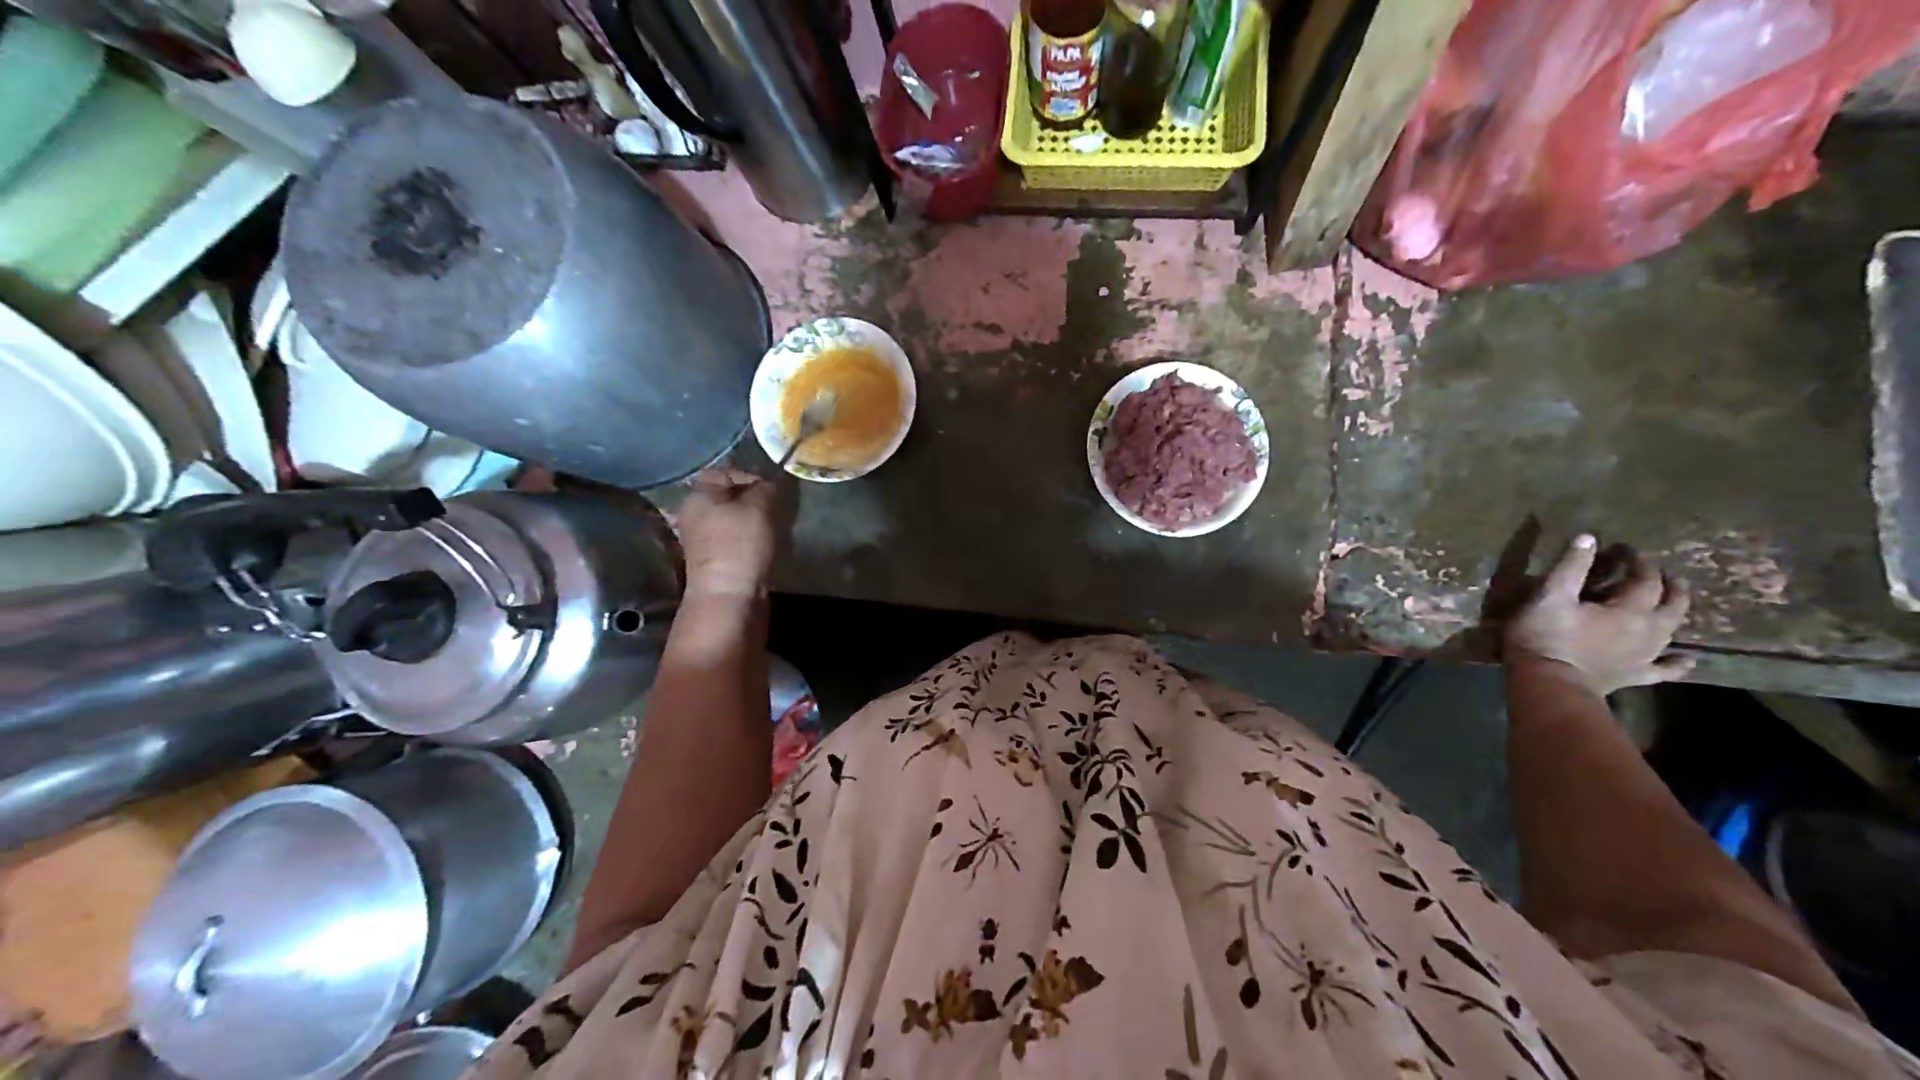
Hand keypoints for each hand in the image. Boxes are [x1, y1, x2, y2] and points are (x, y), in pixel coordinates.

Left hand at [677, 467, 780, 599]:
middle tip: (775, 511)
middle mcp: (694, 516)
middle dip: (755, 502)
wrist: (729, 598)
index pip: (723, 472)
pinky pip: (735, 541)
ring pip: (734, 520)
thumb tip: (770, 484)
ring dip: (755, 523)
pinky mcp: (715, 561)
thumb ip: (766, 488)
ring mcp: (702, 541)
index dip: (749, 476)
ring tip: (772, 531)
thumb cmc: (741, 545)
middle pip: (729, 497)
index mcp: (697, 496)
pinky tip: (764, 548)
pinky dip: (751, 541)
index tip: (771, 491)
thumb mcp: (759, 507)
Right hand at [1504, 534, 1692, 696]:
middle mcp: (1649, 630)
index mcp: (1630, 608)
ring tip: (1671, 604)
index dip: (1638, 561)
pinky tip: (1686, 659)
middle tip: (1662, 574)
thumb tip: (1589, 537)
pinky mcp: (1637, 675)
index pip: (1645, 578)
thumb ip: (1571, 567)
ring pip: (1673, 630)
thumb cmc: (1546, 637)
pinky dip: (1678, 663)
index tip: (1625, 550)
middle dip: (1669, 585)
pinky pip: (1667, 669)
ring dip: (1674, 613)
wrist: (1550, 683)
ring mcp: (1647, 655)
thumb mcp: (1550, 596)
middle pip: (1672, 603)